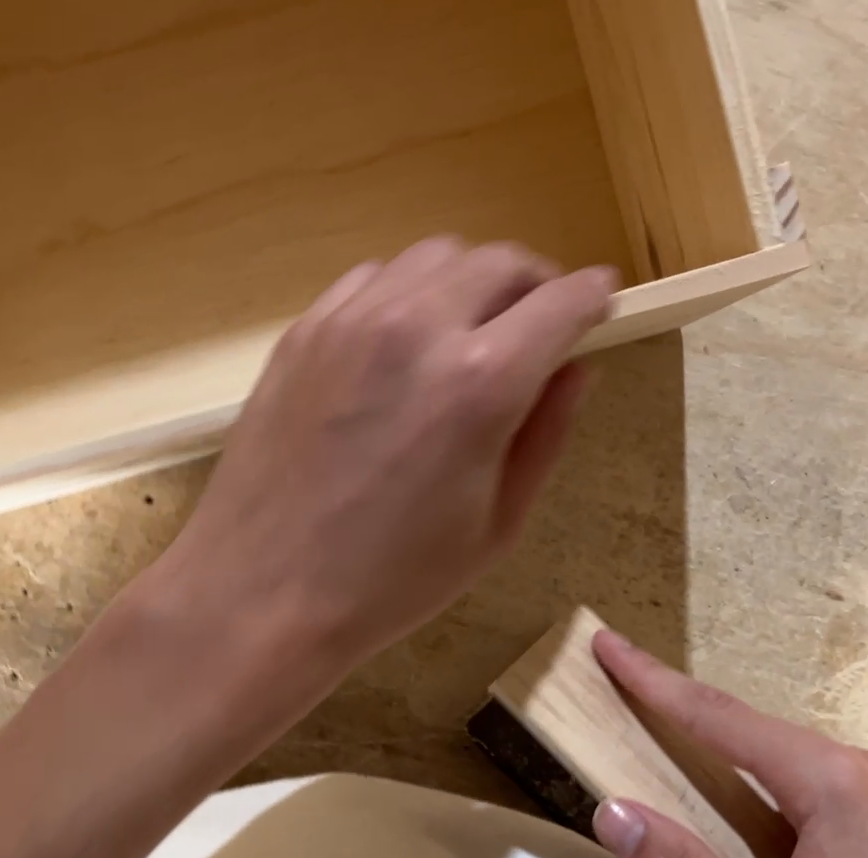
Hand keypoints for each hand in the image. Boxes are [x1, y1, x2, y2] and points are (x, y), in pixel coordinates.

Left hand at [140, 237, 615, 688]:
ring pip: (435, 257)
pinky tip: (405, 339)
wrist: (264, 592)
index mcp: (481, 383)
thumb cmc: (393, 580)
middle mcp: (419, 328)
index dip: (592, 297)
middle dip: (537, 282)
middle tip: (542, 320)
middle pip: (500, 262)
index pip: (560, 304)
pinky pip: (374, 279)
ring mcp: (352, 320)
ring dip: (473, 281)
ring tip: (474, 327)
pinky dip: (410, 291)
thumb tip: (576, 370)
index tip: (603, 300)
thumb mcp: (497, 526)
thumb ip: (546, 435)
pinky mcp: (304, 330)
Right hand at [587, 632, 867, 857]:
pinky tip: (724, 779)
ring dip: (709, 732)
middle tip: (617, 671)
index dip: (652, 679)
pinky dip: (742, 764)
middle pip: (744, 722)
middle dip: (675, 697)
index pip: (717, 715)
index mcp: (827, 779)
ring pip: (770, 747)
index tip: (606, 643)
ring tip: (655, 717)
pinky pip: (792, 772)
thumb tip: (610, 811)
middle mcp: (852, 766)